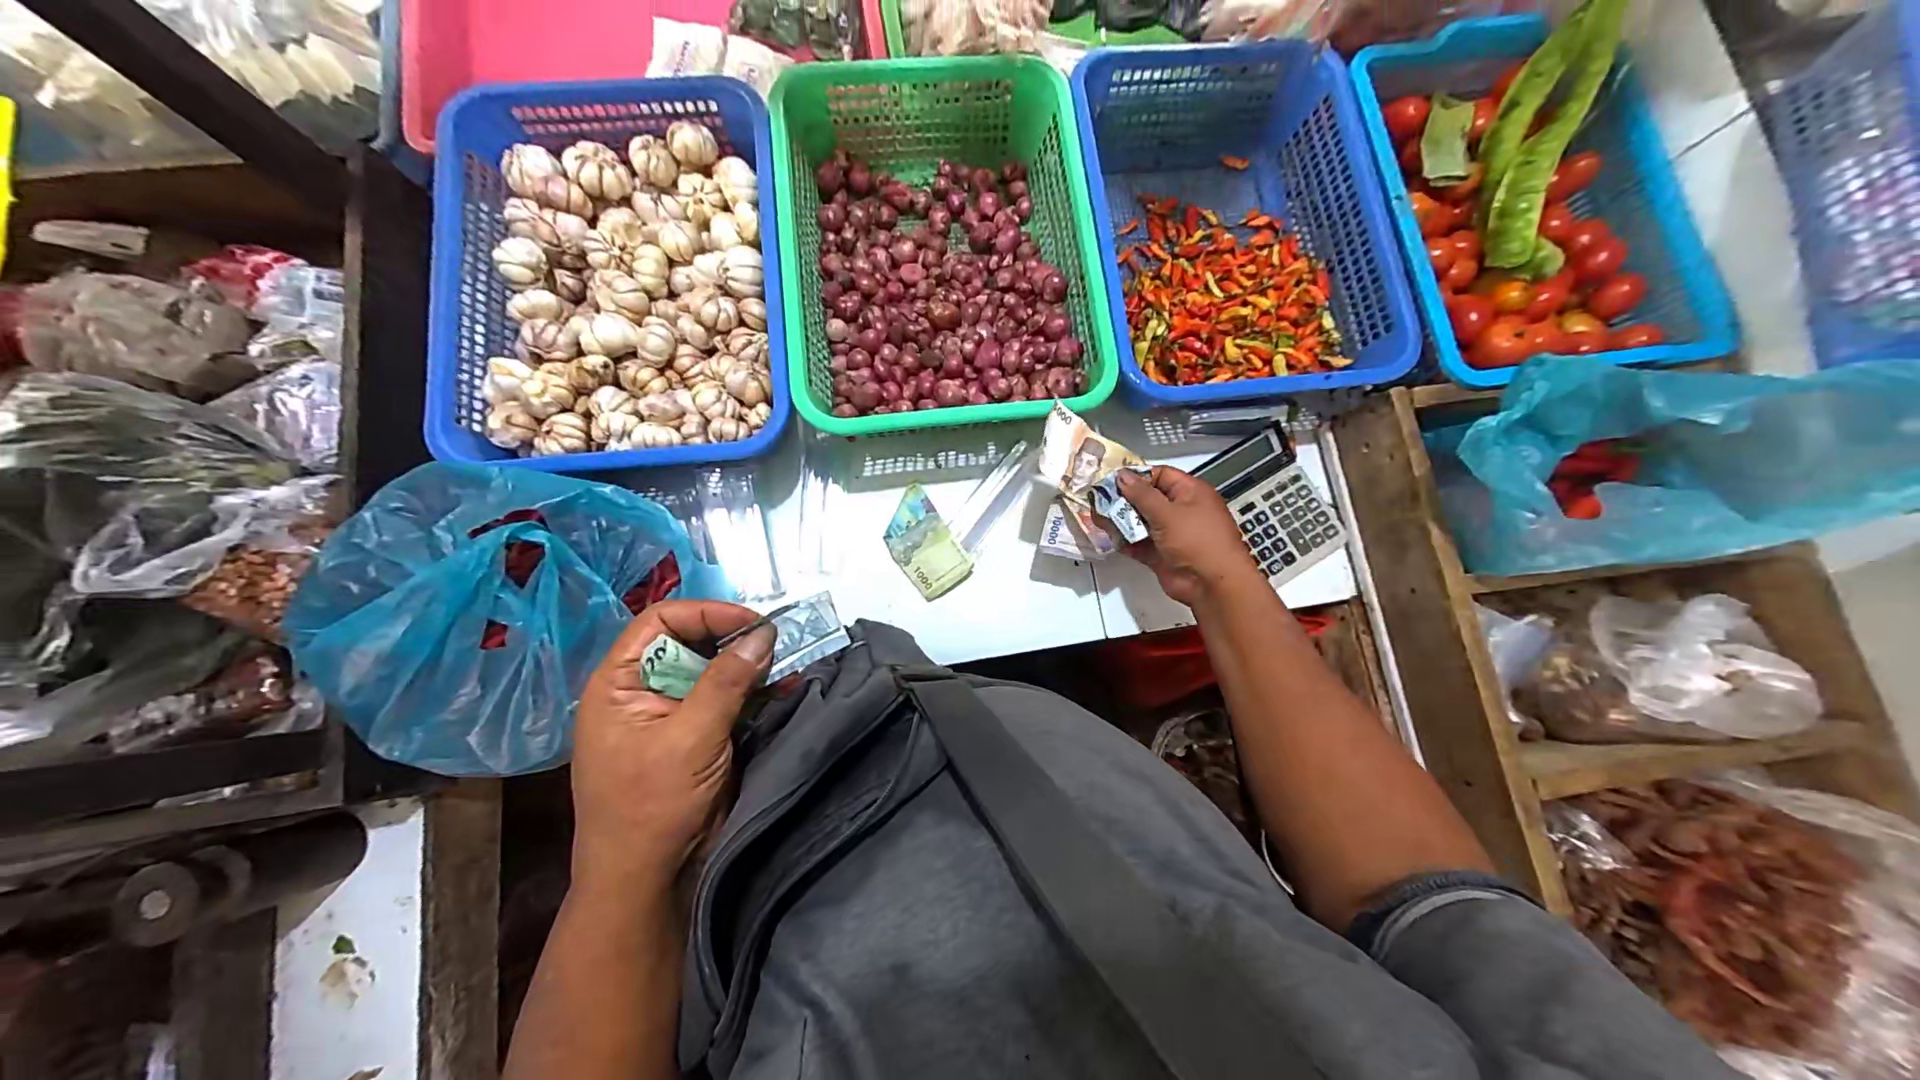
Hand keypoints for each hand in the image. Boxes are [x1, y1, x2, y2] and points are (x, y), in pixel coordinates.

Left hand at [571, 601, 775, 887]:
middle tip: (778, 643)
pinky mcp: (697, 735)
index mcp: (620, 682)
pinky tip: (784, 688)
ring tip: (788, 664)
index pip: (661, 621)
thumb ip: (726, 682)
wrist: (647, 881)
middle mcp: (643, 690)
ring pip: (715, 671)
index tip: (753, 623)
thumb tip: (763, 634)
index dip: (707, 613)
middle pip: (691, 642)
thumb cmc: (651, 806)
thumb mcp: (689, 738)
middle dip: (735, 638)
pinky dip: (755, 692)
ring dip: (751, 666)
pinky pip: (728, 699)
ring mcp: (672, 713)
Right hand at [1114, 466, 1264, 607]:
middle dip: (1124, 499)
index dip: (1137, 477)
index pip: (1160, 475)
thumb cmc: (1197, 541)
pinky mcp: (1160, 554)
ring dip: (1120, 520)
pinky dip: (1124, 540)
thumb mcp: (1167, 513)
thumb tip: (1122, 476)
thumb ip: (1141, 494)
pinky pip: (1138, 543)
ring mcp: (1170, 534)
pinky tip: (1107, 536)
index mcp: (1190, 493)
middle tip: (1099, 498)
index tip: (1112, 480)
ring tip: (1097, 515)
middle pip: (1147, 498)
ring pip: (1140, 521)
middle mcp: (1180, 510)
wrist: (1211, 584)